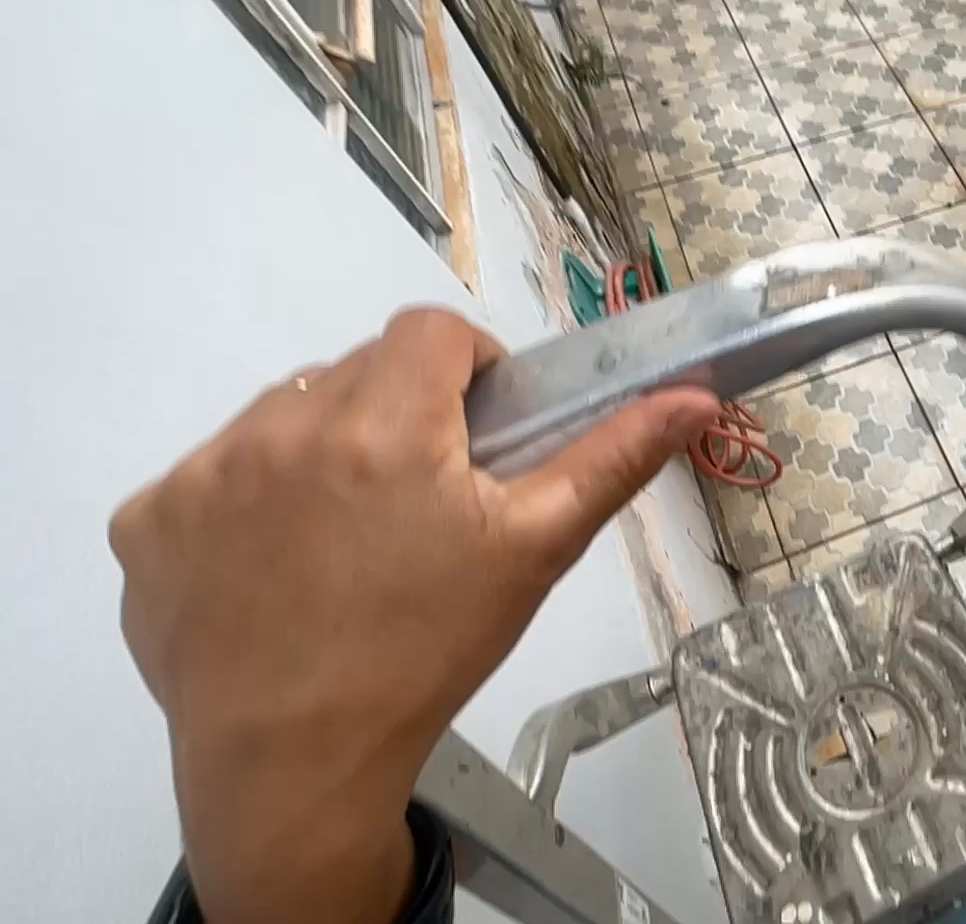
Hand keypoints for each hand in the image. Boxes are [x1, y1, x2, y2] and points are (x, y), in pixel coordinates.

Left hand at [109, 308, 718, 922]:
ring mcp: (198, 475)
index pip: (431, 329)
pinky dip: (265, 485)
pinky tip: (293, 554)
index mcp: (383, 428)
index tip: (487, 423)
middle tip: (440, 486)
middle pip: (364, 366)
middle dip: (412, 404)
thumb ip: (619, 455)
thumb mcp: (544, 542)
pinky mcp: (143, 521)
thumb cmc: (440, 640)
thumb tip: (697, 396)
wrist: (303, 759)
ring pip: (292, 406)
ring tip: (367, 520)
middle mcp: (276, 429)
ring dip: (339, 436)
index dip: (472, 363)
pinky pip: (222, 463)